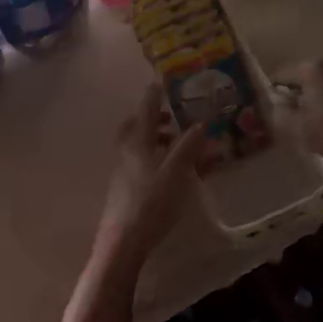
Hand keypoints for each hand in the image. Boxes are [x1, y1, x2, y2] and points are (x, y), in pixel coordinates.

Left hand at [96, 85, 204, 263]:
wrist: (123, 240)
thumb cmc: (151, 203)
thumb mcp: (176, 173)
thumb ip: (188, 147)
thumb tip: (201, 122)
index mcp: (136, 142)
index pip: (145, 110)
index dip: (154, 95)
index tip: (161, 81)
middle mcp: (125, 151)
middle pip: (135, 125)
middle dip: (152, 116)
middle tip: (170, 115)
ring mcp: (122, 170)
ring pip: (136, 144)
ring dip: (154, 136)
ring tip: (176, 140)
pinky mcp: (123, 187)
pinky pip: (138, 160)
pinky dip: (153, 155)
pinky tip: (167, 168)